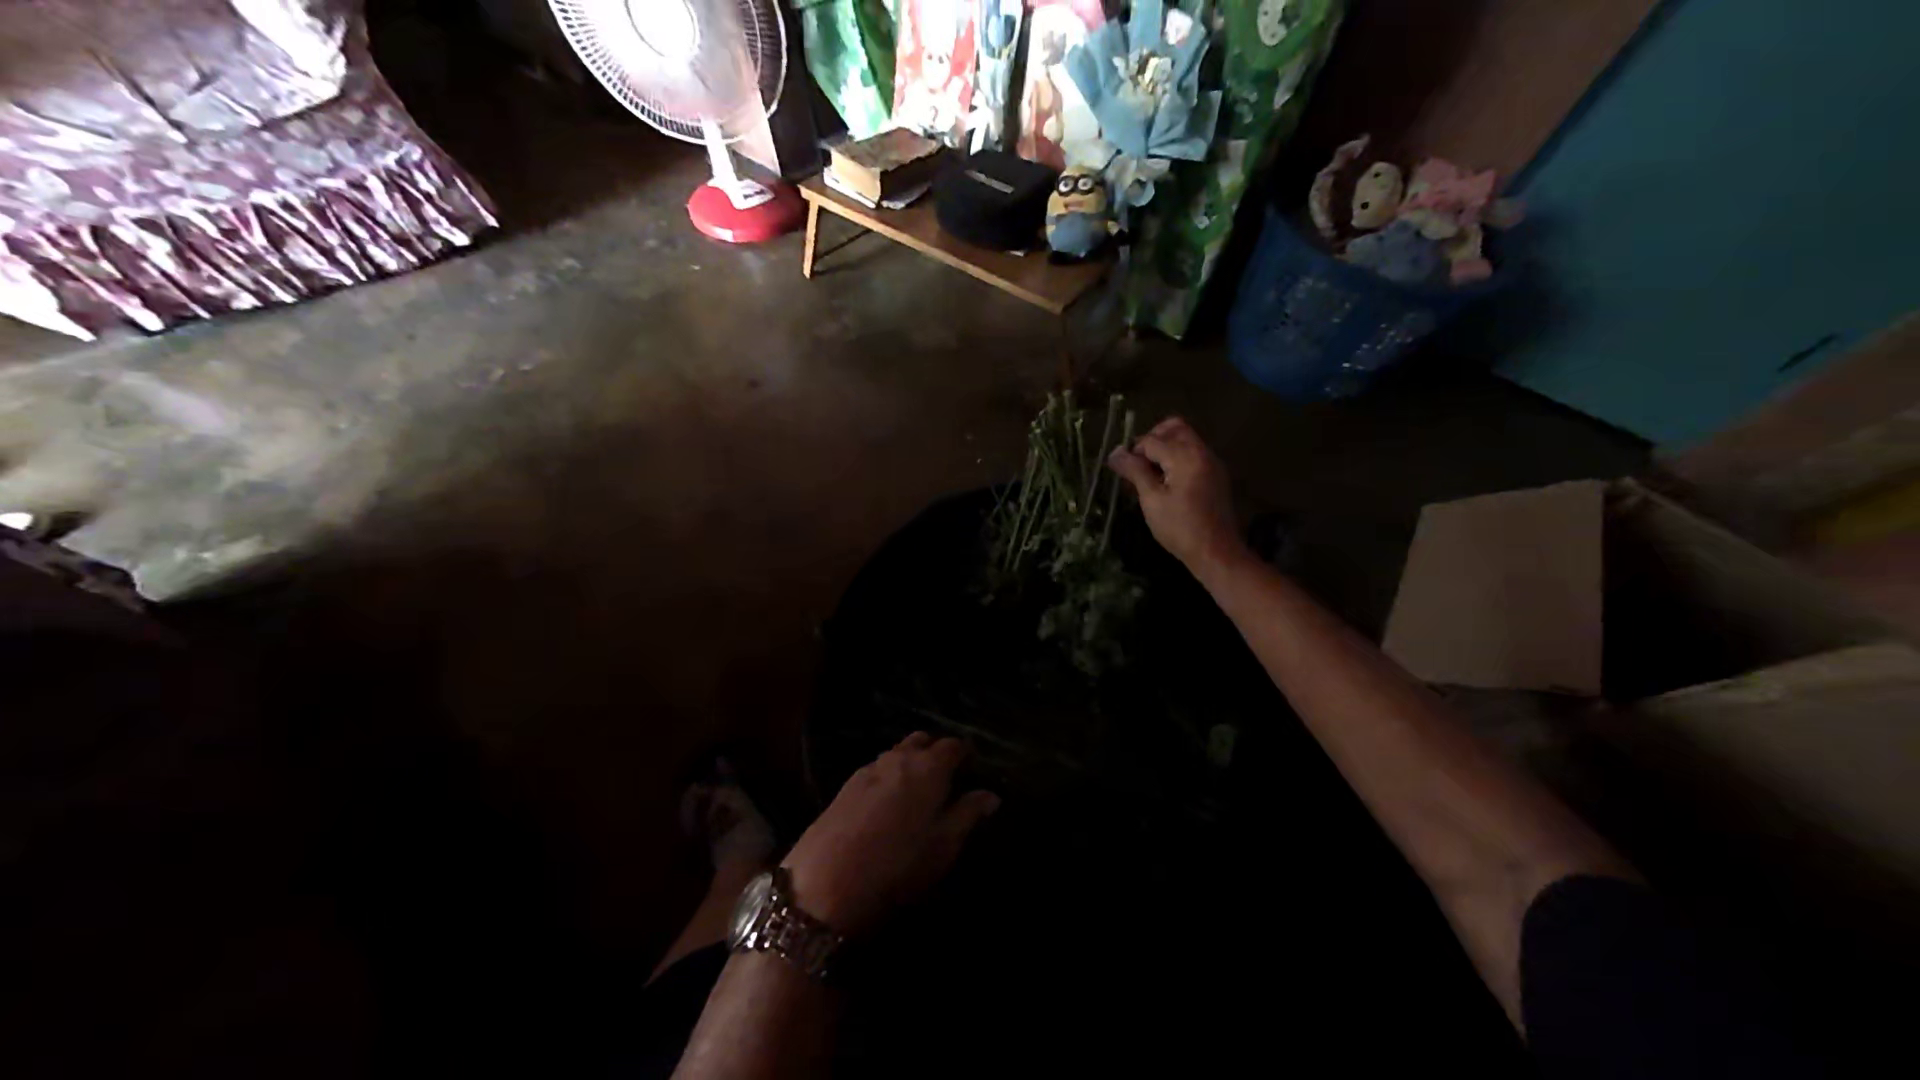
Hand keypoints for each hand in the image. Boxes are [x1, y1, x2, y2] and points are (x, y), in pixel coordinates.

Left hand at [783, 733, 999, 937]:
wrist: (825, 882)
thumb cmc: (898, 864)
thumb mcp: (944, 845)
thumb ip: (968, 814)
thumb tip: (991, 794)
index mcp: (928, 767)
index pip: (953, 745)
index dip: (966, 752)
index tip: (974, 764)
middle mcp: (898, 758)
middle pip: (922, 740)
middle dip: (936, 750)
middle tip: (948, 775)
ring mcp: (868, 769)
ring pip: (896, 753)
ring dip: (911, 762)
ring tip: (919, 789)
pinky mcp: (845, 786)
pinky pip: (876, 769)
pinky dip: (889, 776)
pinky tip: (888, 801)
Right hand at [1106, 416, 1246, 573]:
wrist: (1216, 551)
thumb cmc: (1179, 527)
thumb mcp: (1151, 500)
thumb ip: (1135, 471)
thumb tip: (1114, 452)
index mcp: (1185, 455)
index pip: (1151, 440)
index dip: (1132, 452)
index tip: (1120, 470)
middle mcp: (1202, 451)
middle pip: (1174, 428)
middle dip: (1151, 439)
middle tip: (1137, 463)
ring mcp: (1212, 462)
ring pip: (1185, 439)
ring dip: (1164, 448)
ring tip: (1149, 475)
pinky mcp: (1215, 475)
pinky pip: (1193, 454)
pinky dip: (1177, 458)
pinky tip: (1165, 482)